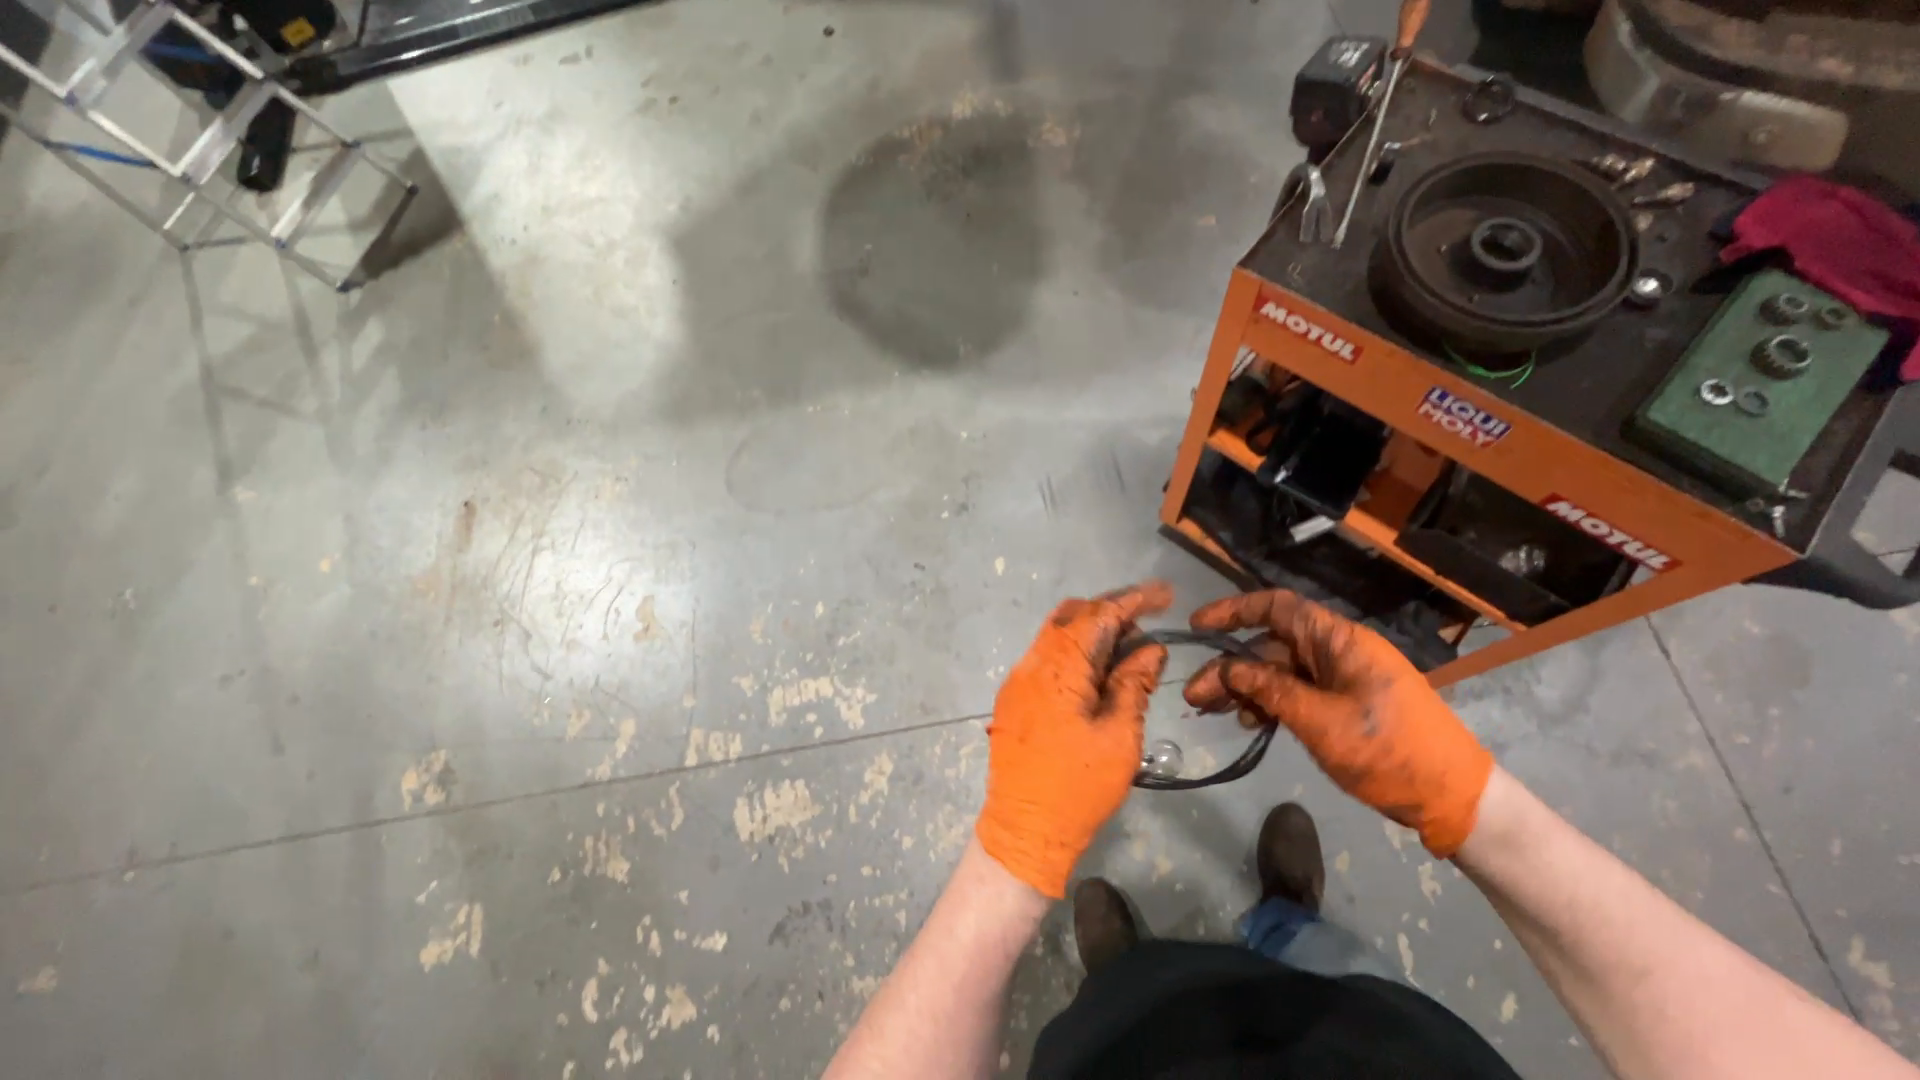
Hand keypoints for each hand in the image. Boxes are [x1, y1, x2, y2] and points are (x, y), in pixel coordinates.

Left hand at [976, 582, 1171, 897]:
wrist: (1024, 831)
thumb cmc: (1078, 787)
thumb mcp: (1120, 736)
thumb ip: (1134, 684)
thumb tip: (1150, 649)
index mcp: (1057, 670)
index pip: (1097, 616)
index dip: (1133, 601)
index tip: (1165, 595)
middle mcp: (1031, 665)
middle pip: (1071, 617)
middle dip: (1110, 612)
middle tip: (1148, 626)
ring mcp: (1018, 682)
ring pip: (1056, 636)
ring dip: (1092, 634)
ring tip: (1131, 651)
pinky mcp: (1015, 700)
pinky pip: (1047, 660)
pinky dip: (1076, 655)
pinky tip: (1102, 674)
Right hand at [1181, 590, 1491, 856]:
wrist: (1452, 796)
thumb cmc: (1388, 751)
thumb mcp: (1320, 721)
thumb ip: (1270, 690)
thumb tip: (1227, 667)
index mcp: (1339, 642)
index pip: (1278, 608)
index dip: (1234, 611)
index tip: (1198, 626)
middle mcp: (1338, 653)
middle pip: (1271, 646)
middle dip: (1229, 667)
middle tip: (1193, 697)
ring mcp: (1342, 681)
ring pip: (1280, 673)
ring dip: (1244, 689)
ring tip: (1212, 713)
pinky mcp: (1344, 706)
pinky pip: (1297, 694)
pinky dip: (1269, 705)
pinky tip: (1249, 724)